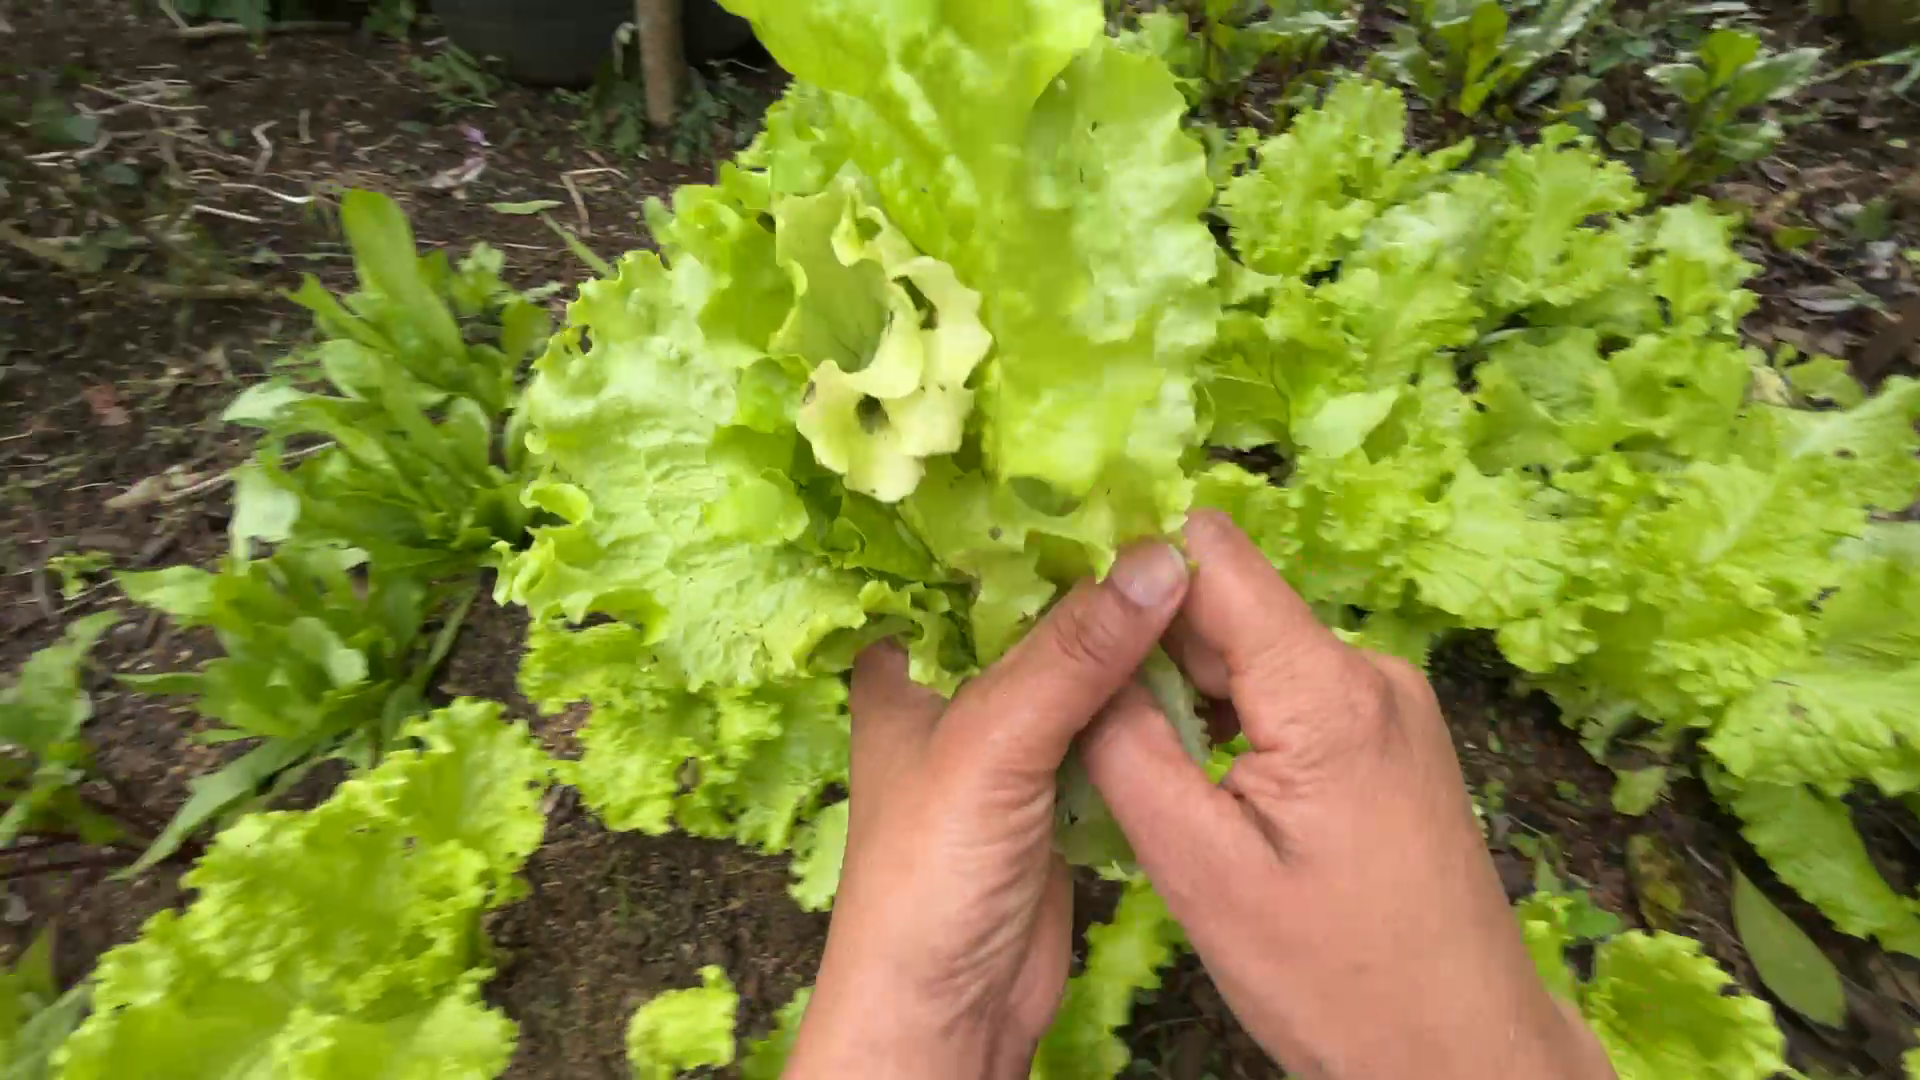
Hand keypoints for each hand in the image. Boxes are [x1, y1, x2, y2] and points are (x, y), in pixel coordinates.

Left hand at [787, 541, 1191, 1079]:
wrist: (952, 1008)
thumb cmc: (934, 868)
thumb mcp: (994, 745)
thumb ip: (1072, 654)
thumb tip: (1160, 556)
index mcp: (909, 657)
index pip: (969, 565)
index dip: (1032, 521)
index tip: (1110, 476)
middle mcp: (953, 683)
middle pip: (1032, 610)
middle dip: (1095, 573)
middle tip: (1171, 516)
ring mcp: (1007, 730)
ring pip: (1073, 661)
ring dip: (1124, 629)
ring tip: (1192, 569)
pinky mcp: (1052, 774)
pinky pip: (1101, 711)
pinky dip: (1139, 686)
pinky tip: (1185, 649)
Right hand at [1080, 511, 1613, 1079]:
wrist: (1466, 1058)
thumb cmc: (1328, 975)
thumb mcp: (1195, 864)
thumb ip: (1124, 739)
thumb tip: (1081, 653)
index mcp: (1323, 688)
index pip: (1211, 556)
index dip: (1133, 565)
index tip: (1071, 607)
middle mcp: (1364, 665)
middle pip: (1224, 602)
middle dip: (1149, 639)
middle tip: (1093, 704)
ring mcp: (1381, 693)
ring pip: (1245, 643)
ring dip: (1183, 679)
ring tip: (1144, 747)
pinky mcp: (1380, 724)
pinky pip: (1277, 681)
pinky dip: (1223, 705)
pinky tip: (1202, 764)